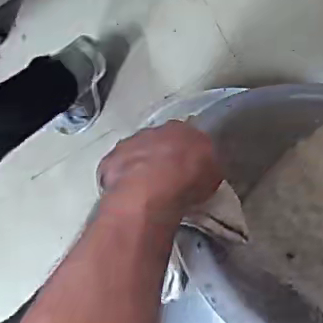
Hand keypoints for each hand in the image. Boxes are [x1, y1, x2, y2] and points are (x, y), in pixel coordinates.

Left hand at [97, 122, 223, 221]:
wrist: (151, 190)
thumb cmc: (188, 180)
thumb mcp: (213, 174)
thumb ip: (207, 165)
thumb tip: (206, 166)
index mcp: (183, 129)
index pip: (187, 135)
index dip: (187, 151)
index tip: (189, 165)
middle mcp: (154, 130)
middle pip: (158, 141)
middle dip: (161, 155)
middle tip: (167, 176)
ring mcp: (129, 144)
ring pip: (135, 152)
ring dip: (140, 165)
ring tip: (146, 188)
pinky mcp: (109, 161)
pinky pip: (117, 168)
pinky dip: (121, 177)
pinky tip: (128, 193)